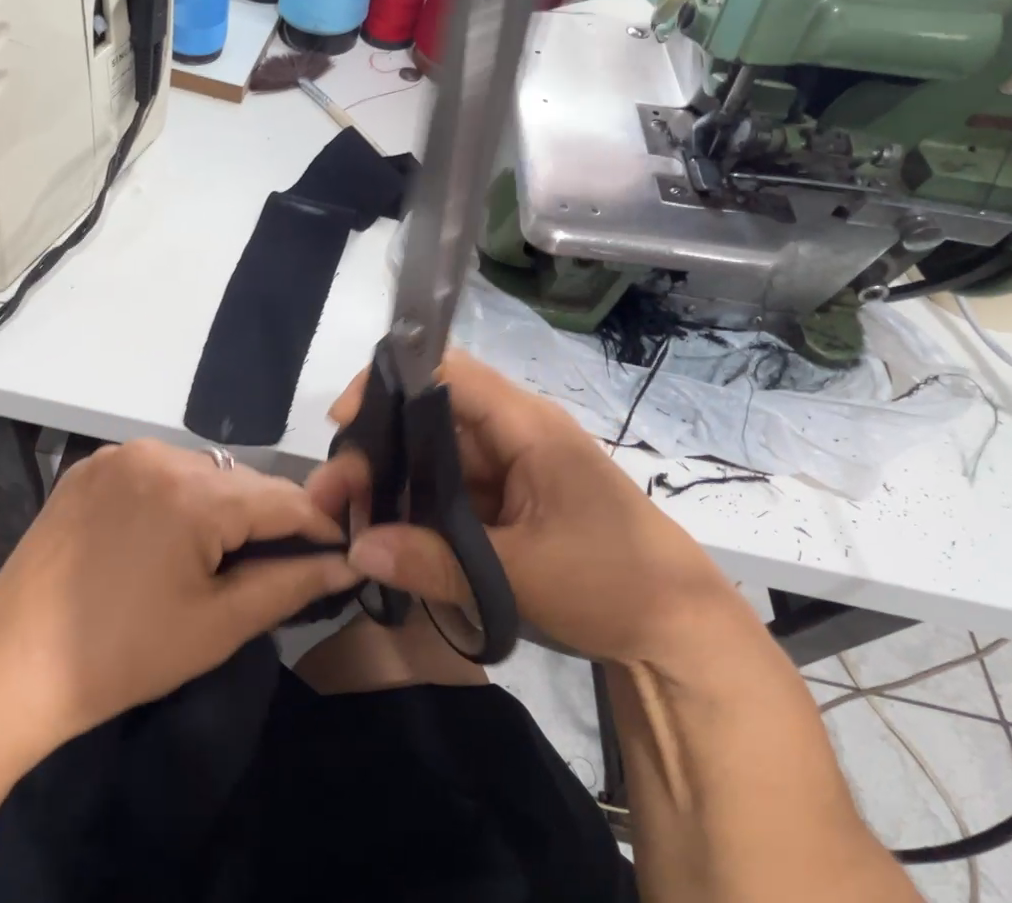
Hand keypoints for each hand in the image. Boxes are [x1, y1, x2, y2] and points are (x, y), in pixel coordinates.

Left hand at [0, 440, 357, 740]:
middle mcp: (157, 454)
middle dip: (268, 517)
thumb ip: (291, 584)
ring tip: (221, 557)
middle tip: (279, 566)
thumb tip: (346, 563)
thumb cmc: (125, 653)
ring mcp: (115, 456)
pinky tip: (168, 539)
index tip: (339, 555)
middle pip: (240, 480)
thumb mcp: (219, 623)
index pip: (285, 497)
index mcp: (194, 491)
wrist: (16, 662)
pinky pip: (154, 473)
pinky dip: (175, 498)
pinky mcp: (87, 470)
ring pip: (198, 472)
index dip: (320, 527)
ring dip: (221, 505)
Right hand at [308, 350, 741, 663]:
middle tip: (332, 495)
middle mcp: (514, 439)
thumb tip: (355, 548)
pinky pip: (449, 494)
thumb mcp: (518, 576)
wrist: (679, 635)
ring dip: (390, 484)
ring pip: (434, 460)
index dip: (391, 384)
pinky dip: (415, 509)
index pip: (449, 376)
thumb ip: (432, 560)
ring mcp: (510, 473)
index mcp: (528, 429)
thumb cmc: (613, 584)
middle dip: (375, 451)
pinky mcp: (508, 506)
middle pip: (429, 421)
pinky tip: (382, 532)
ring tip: (346, 516)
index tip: (342, 421)